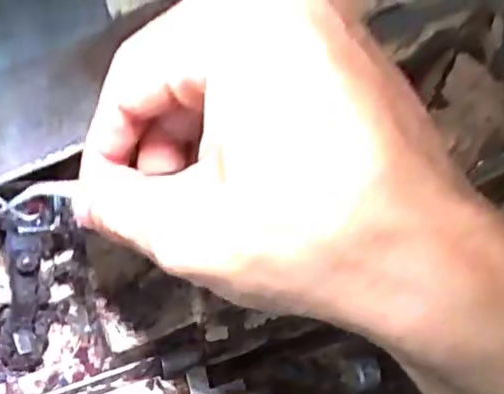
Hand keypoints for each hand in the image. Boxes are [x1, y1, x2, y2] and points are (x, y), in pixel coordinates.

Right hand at [76, 0, 503, 353]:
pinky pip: (257, 87)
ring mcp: (324, 29)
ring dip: (183, 147)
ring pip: (212, 80)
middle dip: (145, 147)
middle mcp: (287, 6)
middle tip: (145, 210)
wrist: (415, 259)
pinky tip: (231, 192)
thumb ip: (114, 206)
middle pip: (172, 70)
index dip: (102, 148)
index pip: (130, 75)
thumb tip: (88, 198)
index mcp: (241, 28)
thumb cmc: (299, 241)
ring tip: (189, 210)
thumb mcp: (180, 231)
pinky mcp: (344, 64)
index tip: (99, 202)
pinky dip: (226, 138)